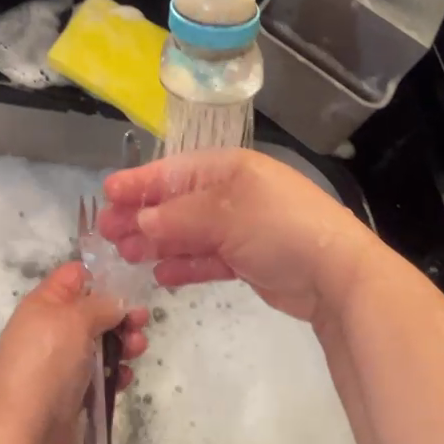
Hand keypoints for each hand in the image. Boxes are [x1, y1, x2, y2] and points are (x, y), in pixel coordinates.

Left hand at [0, 261, 148, 443]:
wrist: (24, 429)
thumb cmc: (47, 362)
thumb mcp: (74, 320)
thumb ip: (100, 305)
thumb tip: (116, 302)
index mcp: (44, 303)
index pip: (73, 276)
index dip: (100, 276)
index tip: (128, 286)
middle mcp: (51, 329)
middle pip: (91, 311)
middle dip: (119, 314)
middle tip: (142, 322)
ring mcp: (61, 363)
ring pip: (97, 344)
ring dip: (122, 343)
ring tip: (137, 350)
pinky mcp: (71, 393)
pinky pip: (97, 376)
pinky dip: (113, 373)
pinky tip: (124, 377)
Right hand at [99, 148, 382, 322]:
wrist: (337, 274)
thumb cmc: (279, 227)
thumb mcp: (226, 214)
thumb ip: (179, 217)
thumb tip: (140, 221)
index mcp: (229, 168)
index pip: (175, 171)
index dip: (141, 182)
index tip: (108, 192)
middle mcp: (232, 194)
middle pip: (177, 202)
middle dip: (142, 215)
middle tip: (106, 231)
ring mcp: (241, 228)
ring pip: (188, 232)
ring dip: (157, 242)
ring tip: (125, 254)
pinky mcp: (248, 261)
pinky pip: (207, 258)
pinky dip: (184, 264)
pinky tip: (160, 273)